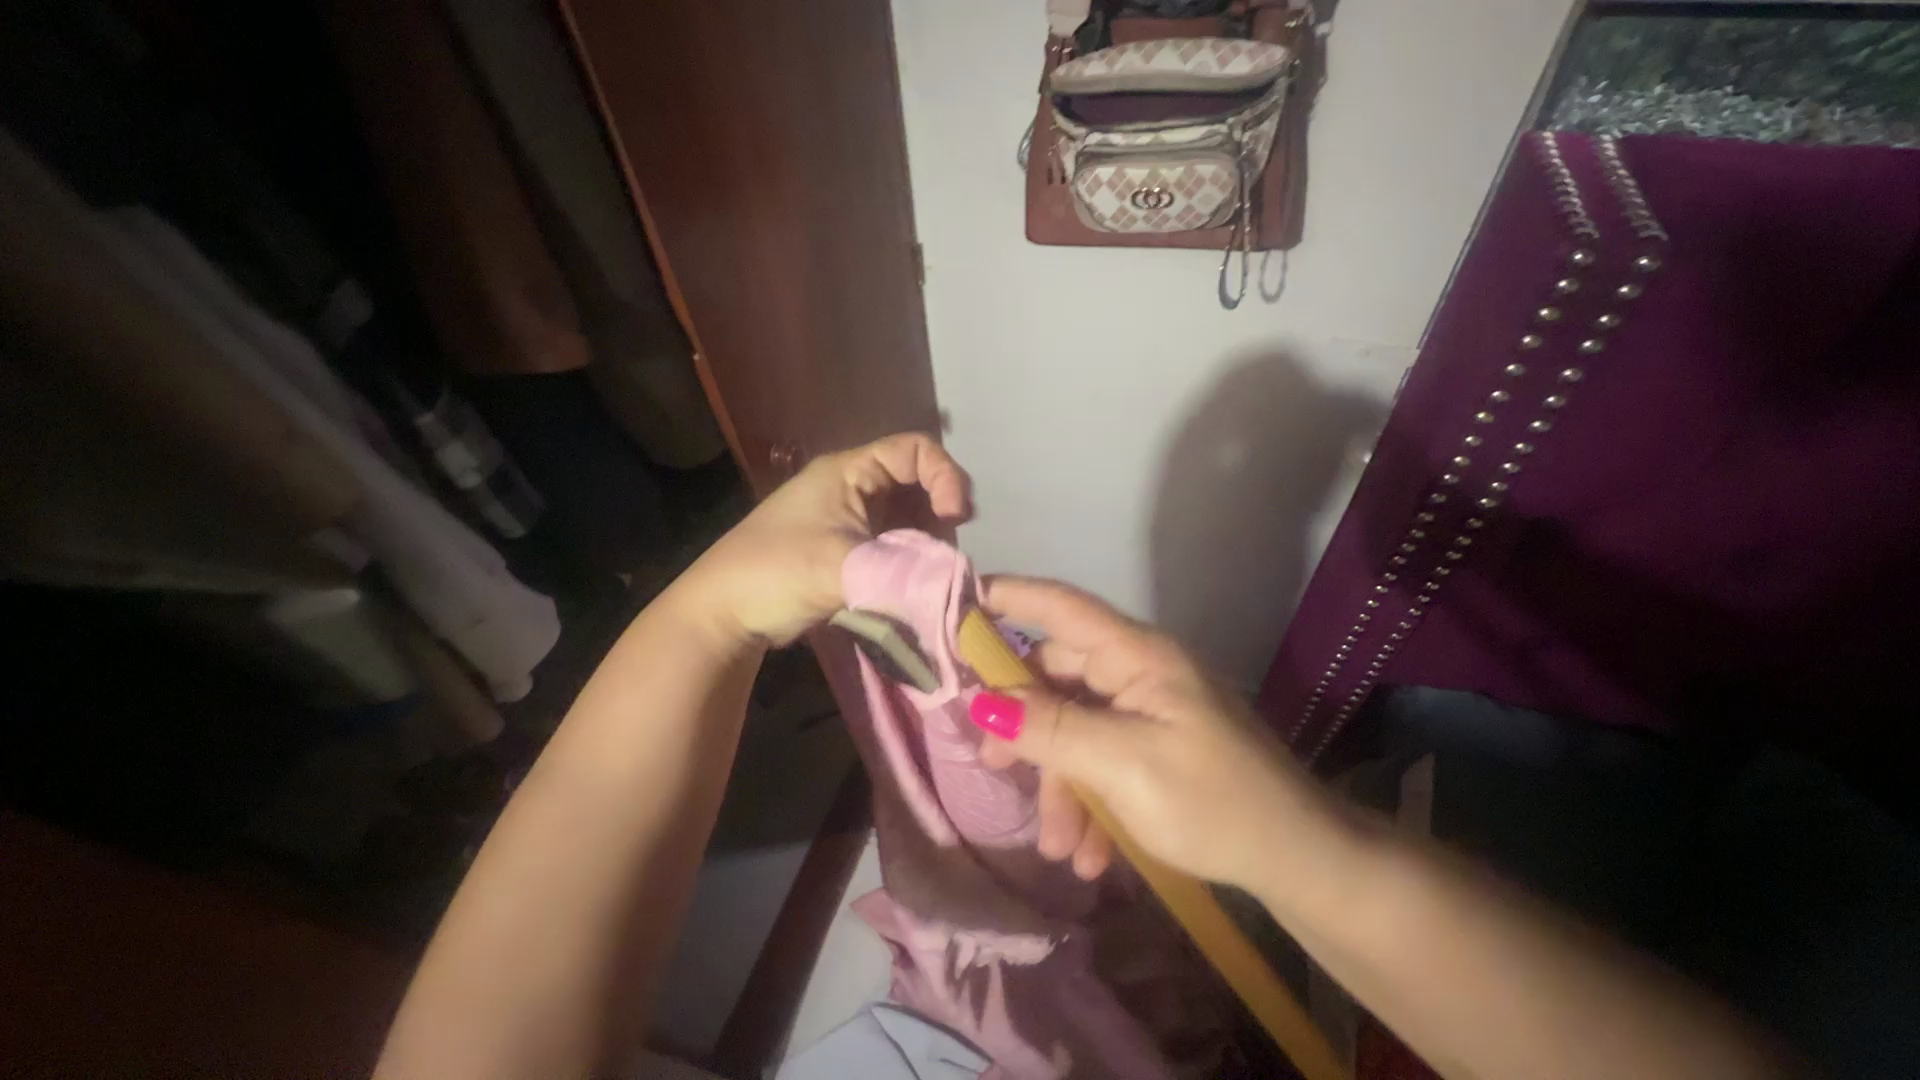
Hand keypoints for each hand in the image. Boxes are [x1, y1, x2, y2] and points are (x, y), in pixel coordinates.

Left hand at [679, 433, 971, 646]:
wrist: (724, 614)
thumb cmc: (775, 574)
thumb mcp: (842, 569)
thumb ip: (903, 575)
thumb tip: (957, 585)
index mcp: (848, 472)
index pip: (915, 450)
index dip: (944, 476)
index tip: (954, 517)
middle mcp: (854, 487)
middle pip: (918, 483)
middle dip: (941, 514)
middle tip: (946, 553)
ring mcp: (852, 519)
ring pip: (910, 518)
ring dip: (928, 542)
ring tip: (932, 573)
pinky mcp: (851, 550)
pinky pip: (896, 545)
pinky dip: (913, 561)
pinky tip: (917, 584)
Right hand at [974, 576, 1329, 894]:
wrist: (1298, 861)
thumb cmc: (1213, 800)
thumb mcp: (1123, 764)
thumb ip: (1050, 729)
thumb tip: (981, 704)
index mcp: (1138, 657)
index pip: (1061, 606)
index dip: (1009, 596)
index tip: (956, 603)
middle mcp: (1139, 676)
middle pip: (1058, 678)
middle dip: (1024, 730)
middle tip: (991, 768)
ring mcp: (1148, 715)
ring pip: (1075, 732)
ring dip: (1060, 788)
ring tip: (1060, 848)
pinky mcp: (1155, 752)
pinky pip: (1102, 764)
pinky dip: (1089, 805)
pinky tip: (1091, 857)